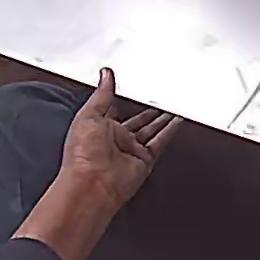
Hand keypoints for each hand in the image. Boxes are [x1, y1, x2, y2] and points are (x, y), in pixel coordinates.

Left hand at [61, 68, 181, 212]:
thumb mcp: (88, 115)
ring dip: (162, 118)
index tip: (134, 88)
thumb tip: (105, 75)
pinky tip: (177, 120)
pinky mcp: (144, 160)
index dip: (124, 99)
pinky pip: (160, 142)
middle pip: (137, 121)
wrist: (91, 184)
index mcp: (99, 129)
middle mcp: (116, 140)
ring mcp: (131, 151)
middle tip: (160, 97)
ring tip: (173, 105)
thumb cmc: (82, 155)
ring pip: (151, 130)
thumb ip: (101, 94)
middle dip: (148, 110)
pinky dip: (170, 131)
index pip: (115, 110)